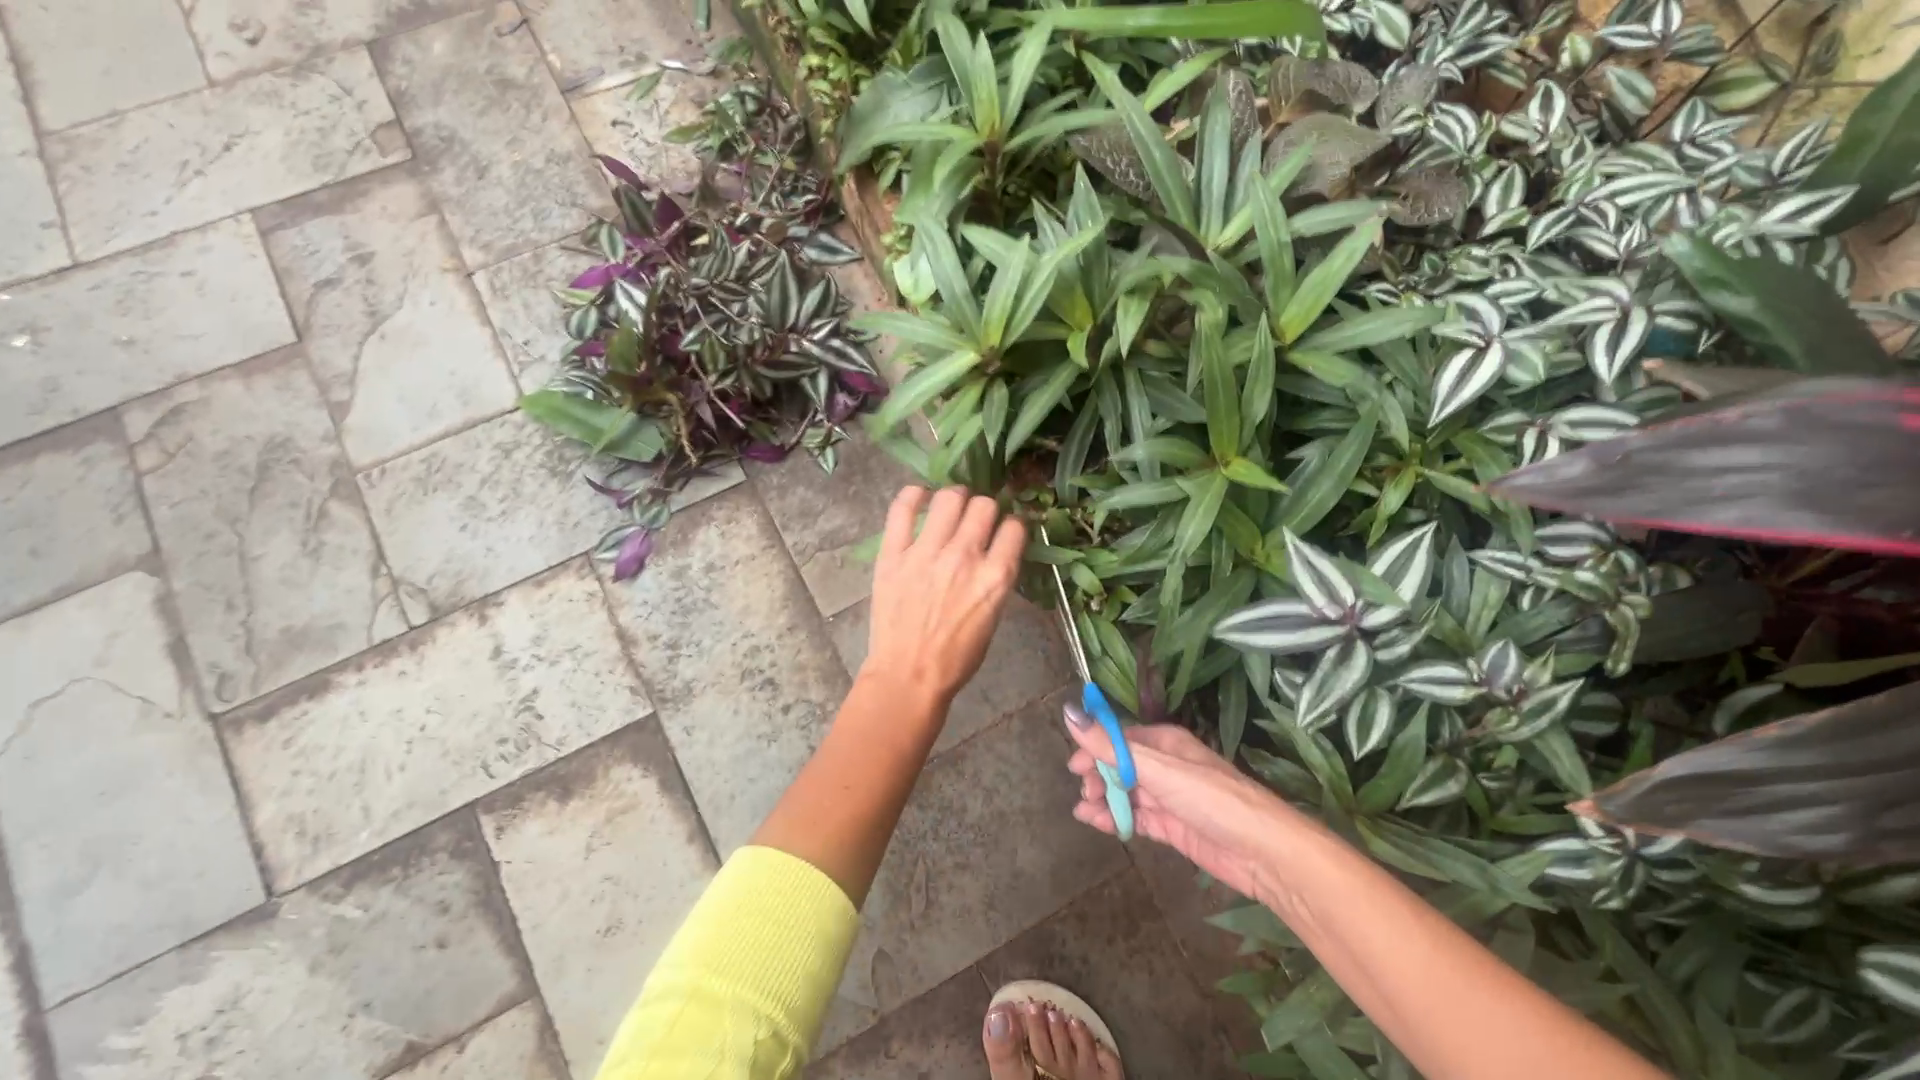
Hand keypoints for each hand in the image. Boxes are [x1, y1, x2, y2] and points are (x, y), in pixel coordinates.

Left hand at [860, 486, 1024, 708]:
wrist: (908, 676)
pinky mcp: (893, 554)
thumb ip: (996, 579)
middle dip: (985, 508)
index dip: (1012, 525)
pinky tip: (919, 497)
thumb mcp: (993, 618)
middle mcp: (964, 557)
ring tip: (951, 505)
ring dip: (955, 497)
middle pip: (984, 506)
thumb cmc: (956, 657)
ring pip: (949, 498)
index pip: (1014, 527)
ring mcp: (926, 553)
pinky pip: (903, 508)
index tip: (1004, 528)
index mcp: (995, 577)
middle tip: (976, 517)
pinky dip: (913, 495)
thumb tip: (996, 550)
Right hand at [1063, 711, 1311, 902]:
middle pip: (1121, 766)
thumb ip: (1111, 746)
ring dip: (1104, 799)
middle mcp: (1167, 766)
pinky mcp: (1174, 827)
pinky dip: (1116, 819)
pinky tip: (1098, 823)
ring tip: (1085, 811)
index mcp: (1166, 742)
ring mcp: (1170, 798)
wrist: (1262, 851)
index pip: (1121, 737)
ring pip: (1127, 794)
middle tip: (1083, 791)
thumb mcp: (1156, 768)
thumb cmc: (1211, 799)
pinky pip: (1138, 818)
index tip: (1073, 766)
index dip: (1095, 747)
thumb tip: (1069, 711)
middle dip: (1098, 776)